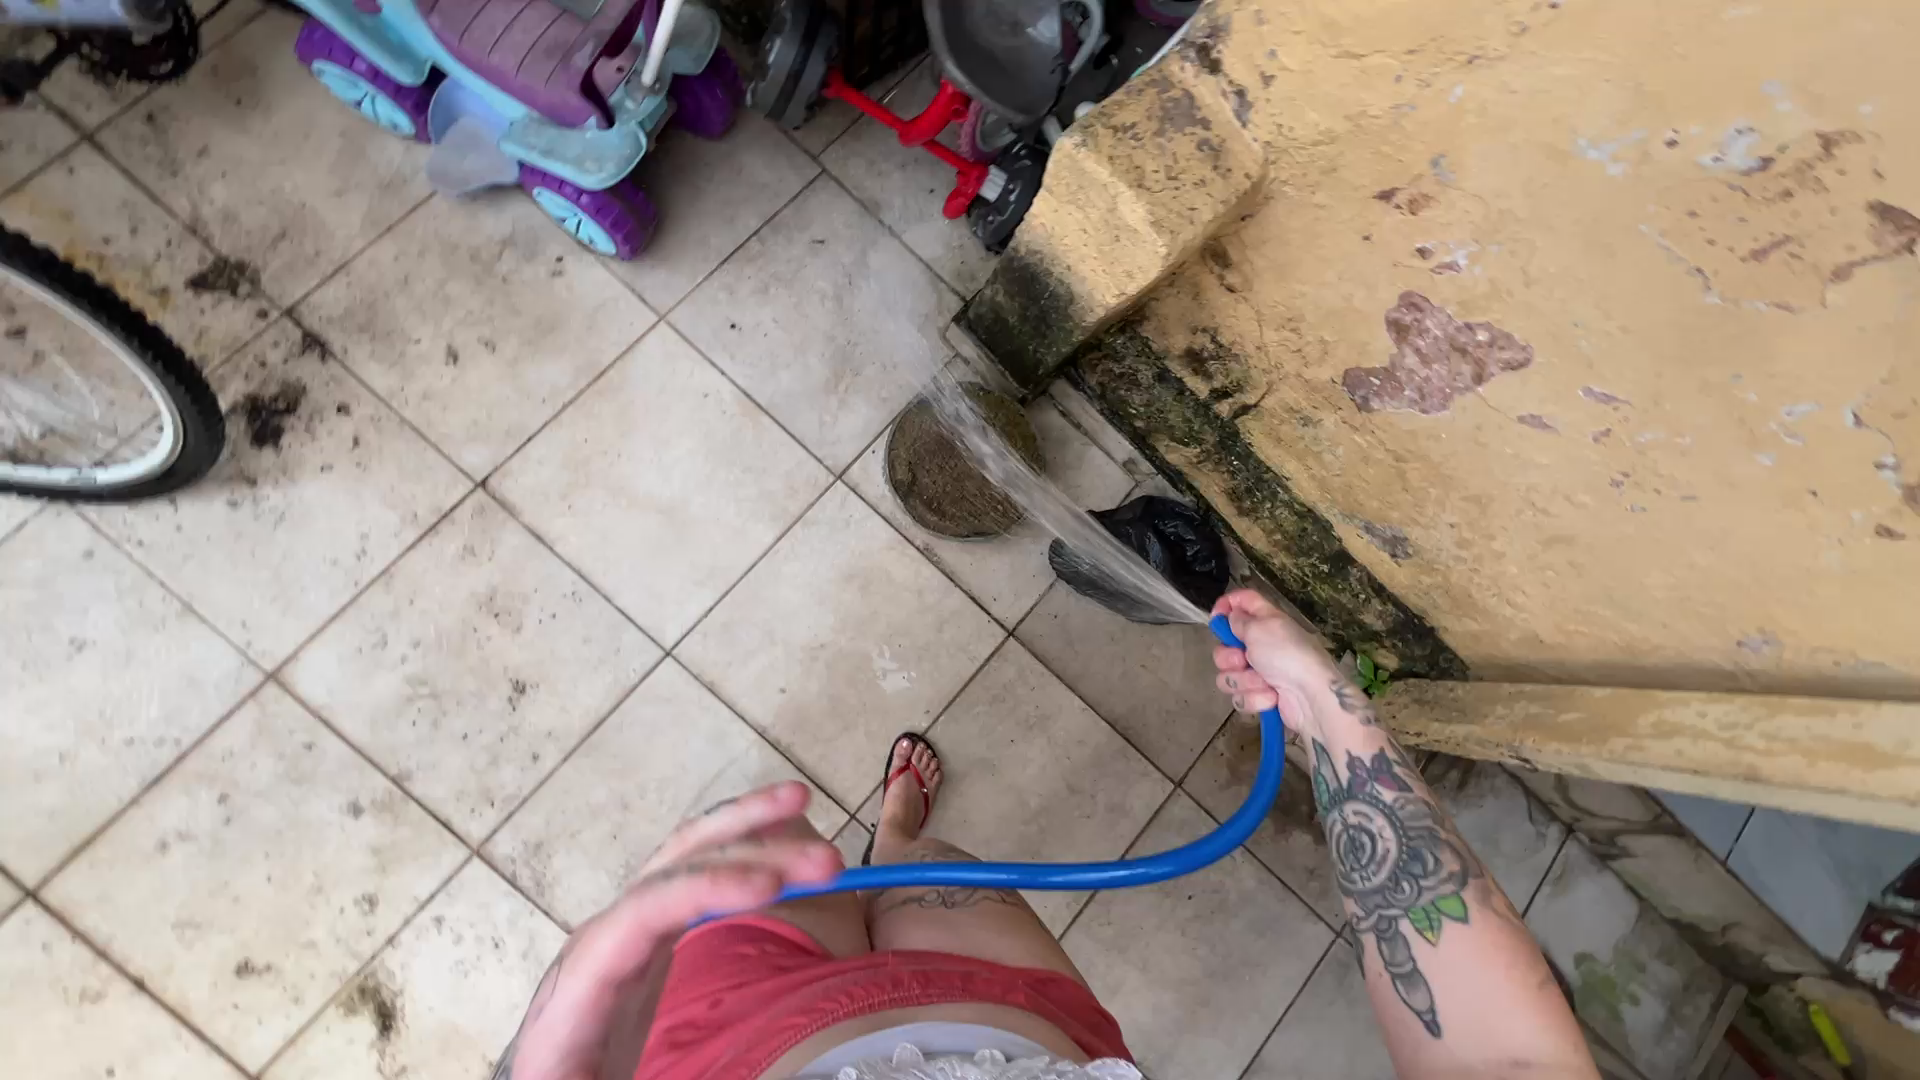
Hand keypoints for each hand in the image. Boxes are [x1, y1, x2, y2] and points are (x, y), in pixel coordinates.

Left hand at [495, 781, 842, 1079]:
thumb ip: (635, 1068)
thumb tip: (694, 1078)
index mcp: (578, 998)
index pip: (640, 918)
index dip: (704, 889)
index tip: (772, 887)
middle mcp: (600, 947)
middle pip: (671, 869)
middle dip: (748, 849)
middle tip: (827, 858)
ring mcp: (625, 936)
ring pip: (684, 858)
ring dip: (745, 828)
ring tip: (800, 800)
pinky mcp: (647, 941)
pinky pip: (693, 879)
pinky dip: (735, 849)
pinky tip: (772, 838)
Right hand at [1209, 589, 1343, 738]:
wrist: (1310, 697)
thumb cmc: (1287, 655)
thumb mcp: (1260, 628)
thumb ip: (1239, 620)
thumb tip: (1230, 616)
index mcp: (1264, 621)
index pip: (1242, 601)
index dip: (1226, 605)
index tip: (1215, 617)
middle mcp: (1260, 644)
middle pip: (1225, 645)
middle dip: (1228, 656)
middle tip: (1242, 660)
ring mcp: (1259, 672)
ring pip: (1228, 674)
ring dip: (1243, 680)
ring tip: (1263, 682)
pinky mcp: (1259, 696)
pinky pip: (1239, 696)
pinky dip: (1253, 698)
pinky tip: (1270, 697)